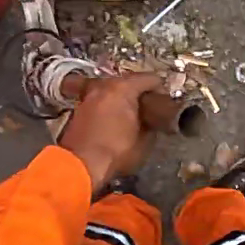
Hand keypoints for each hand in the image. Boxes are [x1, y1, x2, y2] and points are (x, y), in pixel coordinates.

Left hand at [55, 73, 163, 190]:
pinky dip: (111, 105)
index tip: (164, 103)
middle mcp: (103, 86)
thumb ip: (151, 123)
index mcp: (122, 88)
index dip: (161, 89)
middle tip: (150, 107)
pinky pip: (101, 100)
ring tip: (133, 113)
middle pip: (129, 81)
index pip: (150, 78)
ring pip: (113, 89)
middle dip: (141, 92)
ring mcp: (89, 96)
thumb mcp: (145, 140)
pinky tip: (117, 120)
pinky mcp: (79, 109)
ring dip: (124, 98)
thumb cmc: (116, 151)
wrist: (80, 165)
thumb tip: (152, 120)